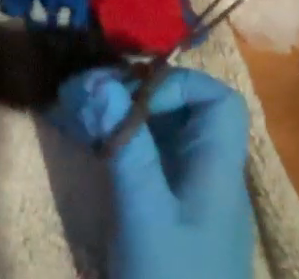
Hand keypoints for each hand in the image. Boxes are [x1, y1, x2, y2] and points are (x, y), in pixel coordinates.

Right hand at [49, 67, 252, 278]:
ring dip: (123, 114)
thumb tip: (103, 82)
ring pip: (164, 133)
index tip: (129, 96)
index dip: (178, 85)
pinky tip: (87, 142)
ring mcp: (188, 196)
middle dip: (137, 93)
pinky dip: (119, 141)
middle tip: (87, 93)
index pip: (220, 102)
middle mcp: (208, 176)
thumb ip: (127, 149)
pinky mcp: (167, 213)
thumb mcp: (144, 216)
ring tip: (78, 109)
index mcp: (218, 172)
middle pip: (187, 111)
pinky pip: (148, 158)